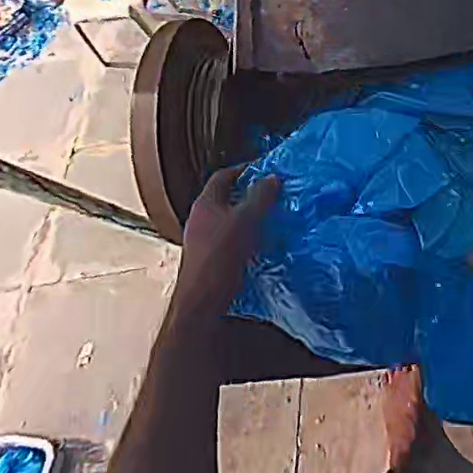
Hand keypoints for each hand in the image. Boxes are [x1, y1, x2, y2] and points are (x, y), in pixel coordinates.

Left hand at [171, 165, 278, 317]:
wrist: (202, 303)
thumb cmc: (221, 256)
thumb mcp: (246, 220)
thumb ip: (260, 196)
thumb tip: (272, 177)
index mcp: (205, 204)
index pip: (223, 176)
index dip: (244, 169)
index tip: (265, 169)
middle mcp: (200, 219)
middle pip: (225, 197)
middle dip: (248, 192)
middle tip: (271, 192)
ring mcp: (201, 239)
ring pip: (228, 217)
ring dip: (247, 214)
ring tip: (270, 215)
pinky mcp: (208, 258)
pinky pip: (228, 236)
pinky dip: (244, 233)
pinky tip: (260, 241)